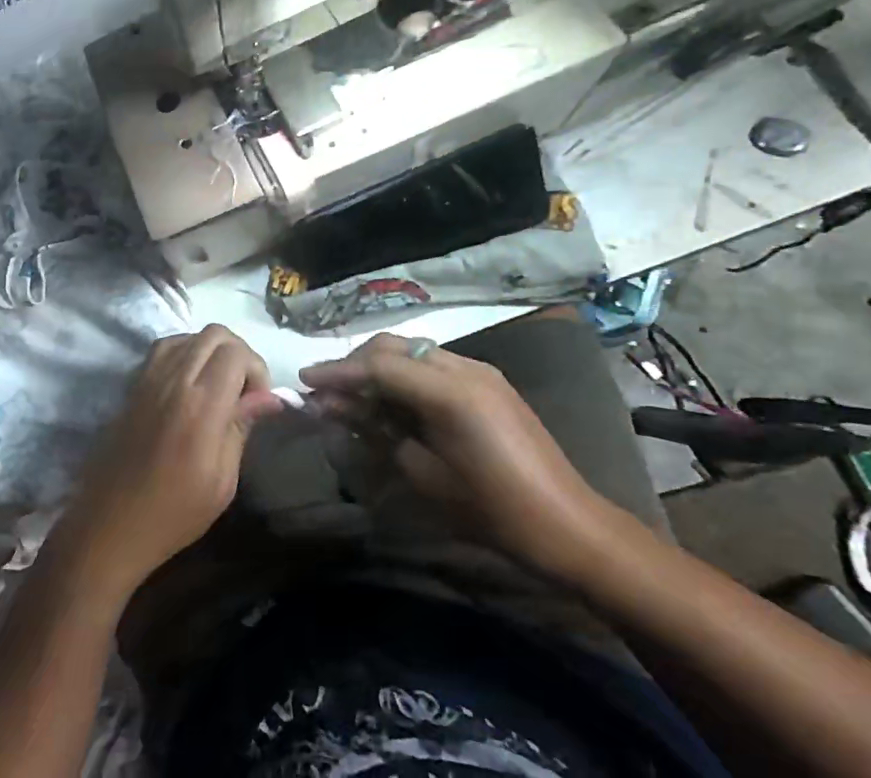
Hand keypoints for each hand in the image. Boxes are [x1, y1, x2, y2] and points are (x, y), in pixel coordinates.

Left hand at [52, 326, 284, 598]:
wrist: (109, 527)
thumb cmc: (173, 514)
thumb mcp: (222, 481)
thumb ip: (242, 426)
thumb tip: (270, 397)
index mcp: (200, 405)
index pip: (237, 353)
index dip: (257, 369)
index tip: (259, 401)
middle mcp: (173, 380)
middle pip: (214, 333)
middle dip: (239, 353)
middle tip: (243, 390)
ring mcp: (147, 379)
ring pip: (188, 336)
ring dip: (210, 351)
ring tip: (217, 386)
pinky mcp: (131, 387)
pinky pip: (163, 350)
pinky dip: (185, 354)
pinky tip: (190, 387)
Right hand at [301, 333, 622, 575]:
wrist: (566, 524)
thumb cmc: (491, 510)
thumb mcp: (425, 474)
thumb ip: (378, 431)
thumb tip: (338, 408)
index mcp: (450, 391)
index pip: (380, 365)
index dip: (338, 372)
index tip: (304, 380)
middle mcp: (465, 367)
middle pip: (396, 346)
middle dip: (356, 363)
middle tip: (326, 390)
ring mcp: (480, 371)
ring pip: (415, 351)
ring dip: (380, 367)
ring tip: (352, 396)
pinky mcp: (489, 383)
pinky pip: (434, 366)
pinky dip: (405, 376)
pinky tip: (391, 400)